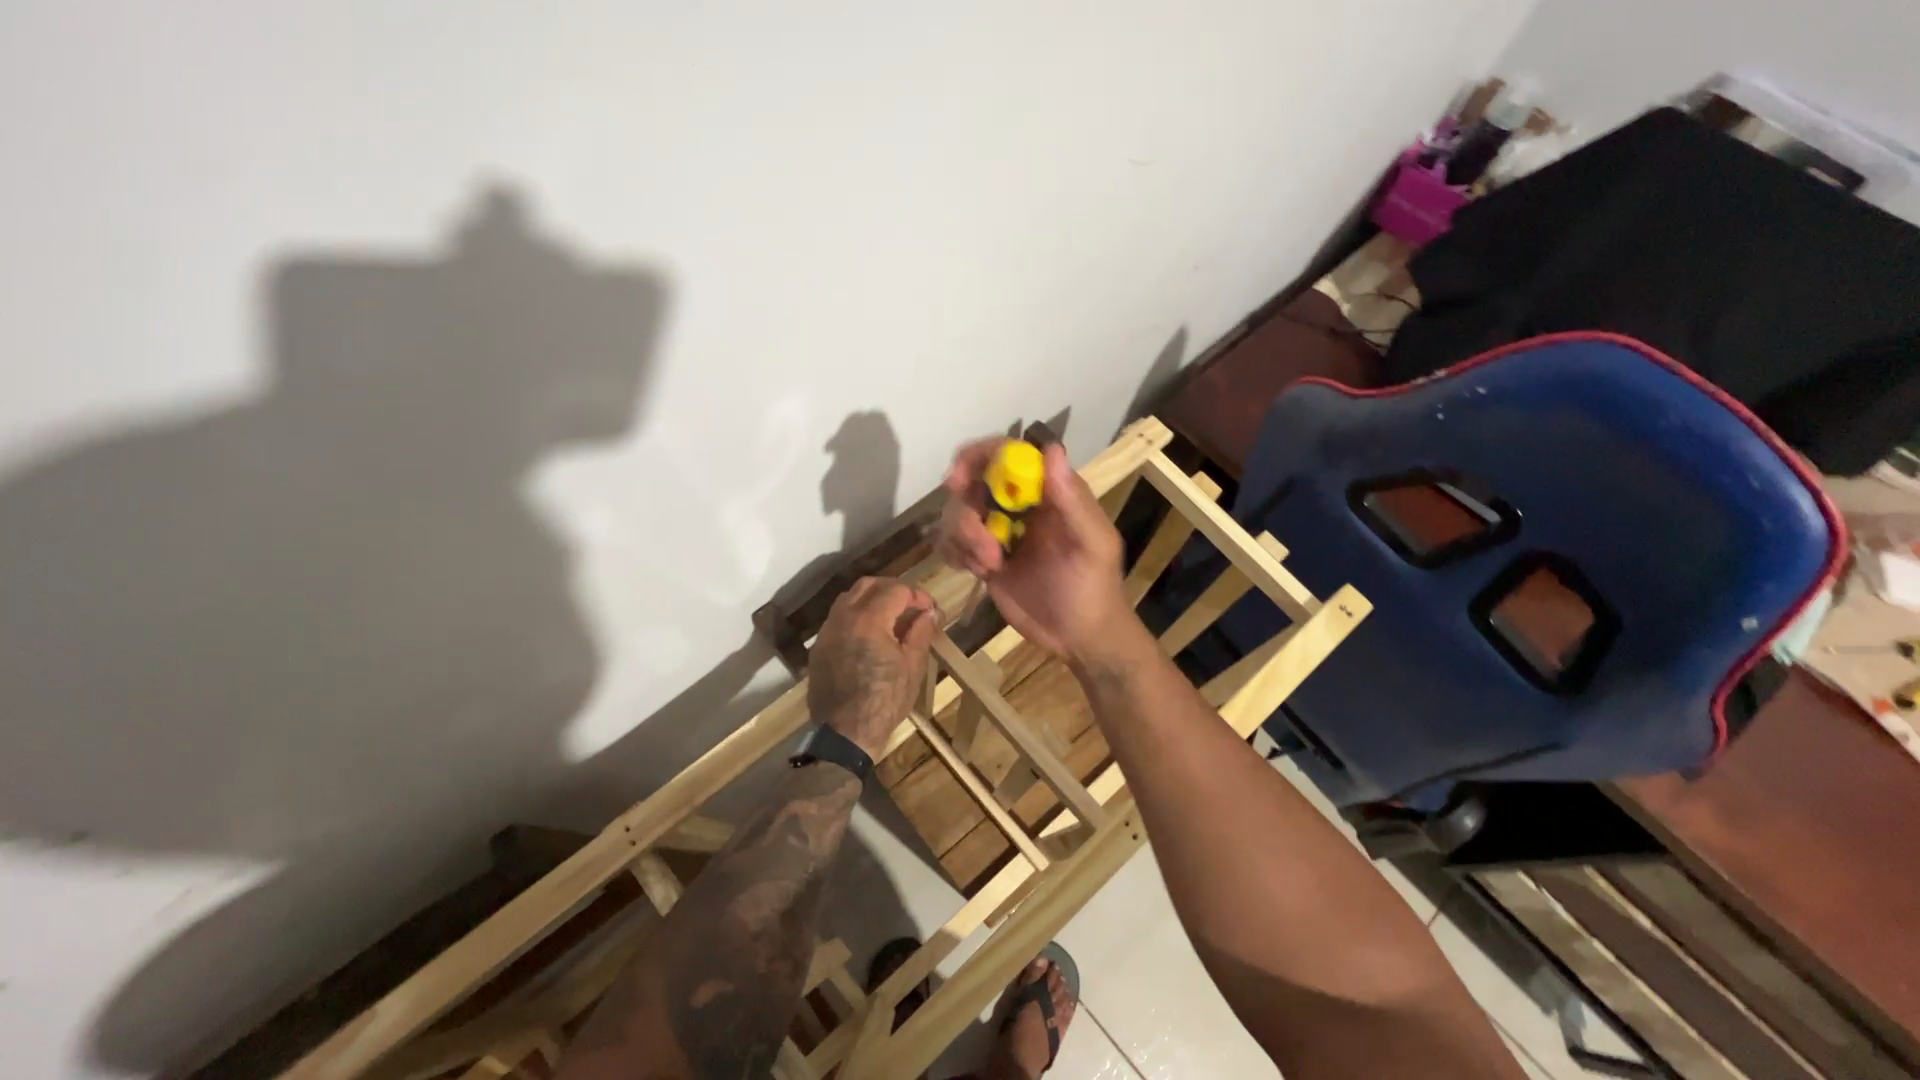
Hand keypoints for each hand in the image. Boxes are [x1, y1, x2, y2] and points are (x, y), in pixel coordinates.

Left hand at [808, 577, 937, 759]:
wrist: (845, 733)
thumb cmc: (885, 701)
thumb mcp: (912, 667)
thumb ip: (920, 632)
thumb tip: (930, 612)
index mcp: (869, 620)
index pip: (896, 590)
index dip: (917, 596)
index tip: (930, 609)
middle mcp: (843, 617)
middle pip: (868, 585)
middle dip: (893, 589)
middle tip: (911, 606)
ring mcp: (827, 631)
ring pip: (849, 598)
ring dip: (872, 599)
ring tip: (891, 618)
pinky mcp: (819, 647)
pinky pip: (838, 618)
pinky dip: (856, 615)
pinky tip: (870, 635)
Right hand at [935, 438, 1132, 659]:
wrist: (1080, 638)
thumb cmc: (1095, 588)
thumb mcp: (1093, 545)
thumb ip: (1073, 501)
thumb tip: (1051, 449)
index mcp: (1048, 491)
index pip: (1006, 454)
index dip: (978, 457)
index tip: (959, 479)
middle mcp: (1019, 505)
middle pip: (971, 483)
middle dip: (965, 513)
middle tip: (982, 545)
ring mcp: (998, 531)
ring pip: (956, 514)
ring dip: (963, 538)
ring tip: (989, 567)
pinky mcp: (982, 558)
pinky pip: (951, 543)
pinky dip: (954, 554)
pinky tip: (978, 574)